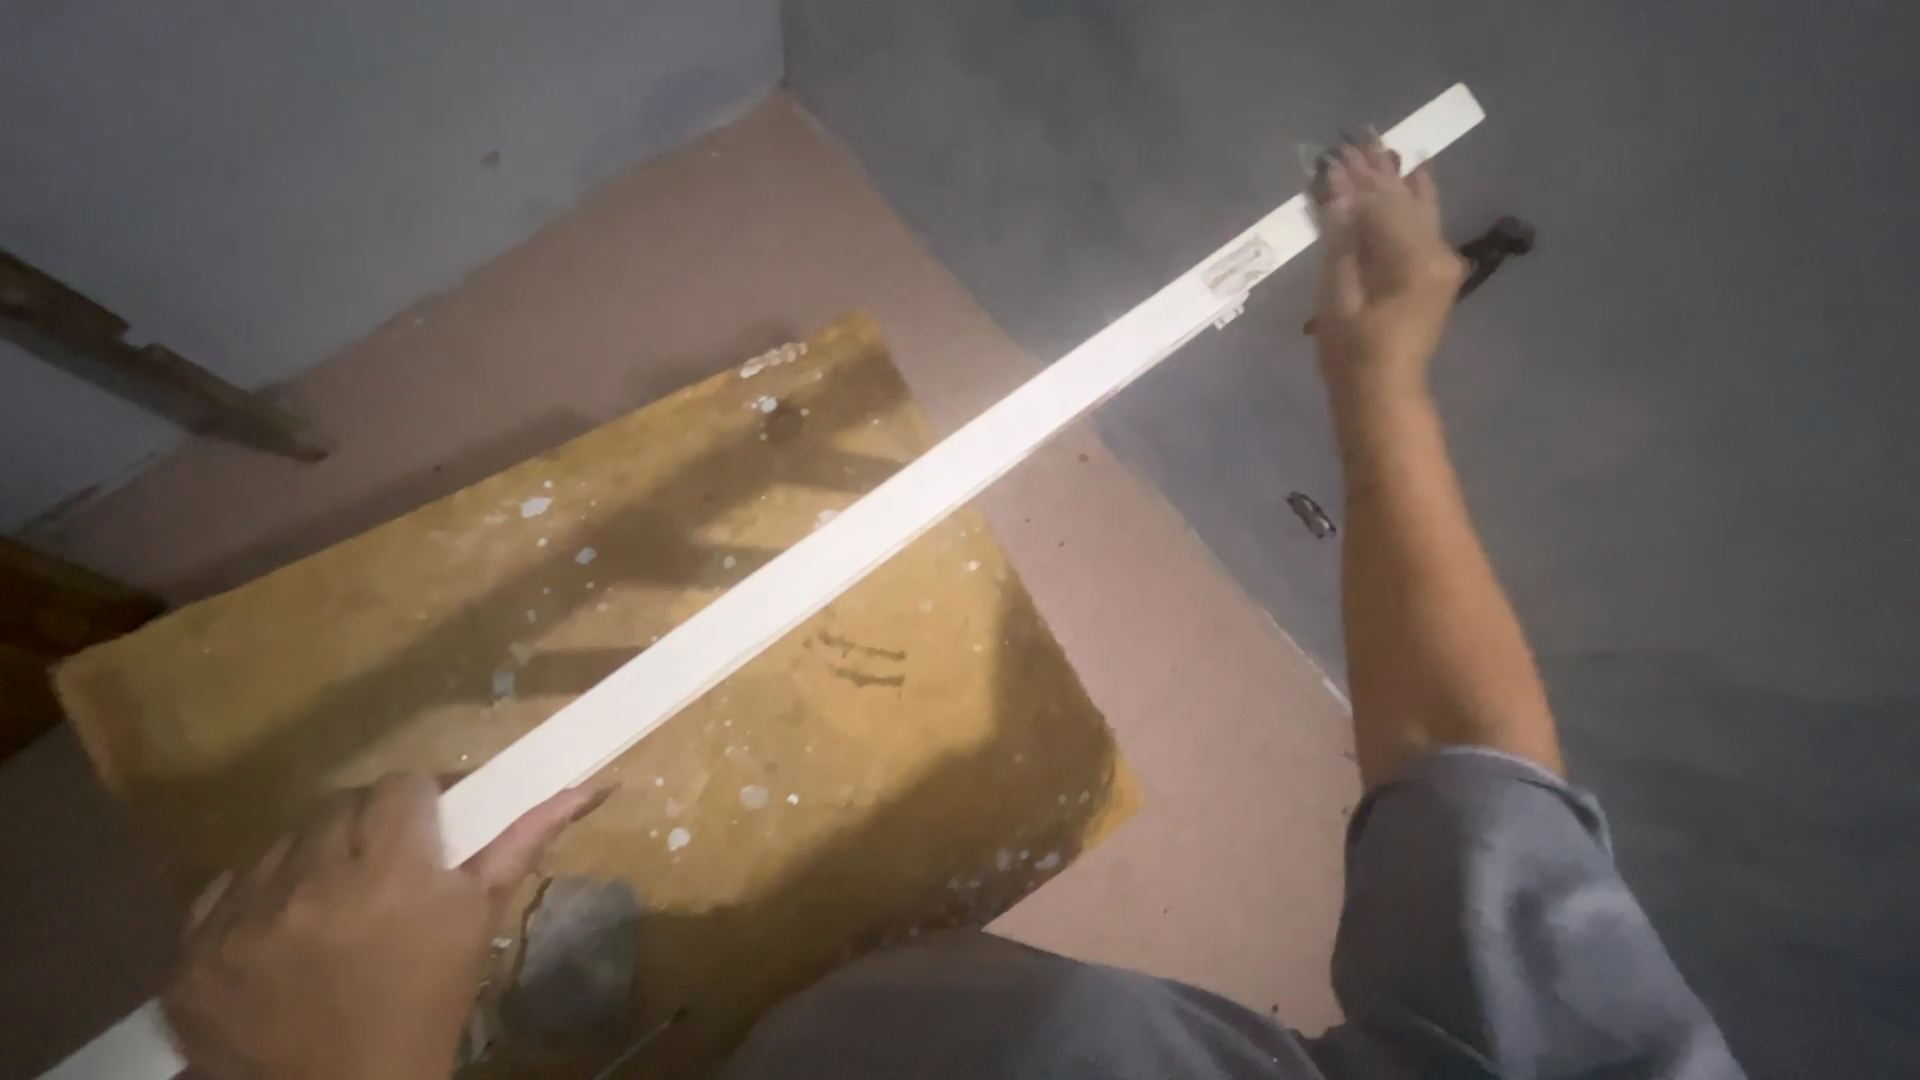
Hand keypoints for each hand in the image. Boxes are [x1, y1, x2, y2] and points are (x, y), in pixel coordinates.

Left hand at [163, 773, 607, 1079]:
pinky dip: (259, 892)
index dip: (418, 800)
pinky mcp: (189, 956)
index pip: (400, 786)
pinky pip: (226, 885)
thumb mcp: (480, 917)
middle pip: (340, 804)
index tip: (428, 824)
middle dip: (369, 821)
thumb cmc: (431, 999)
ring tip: (335, 892)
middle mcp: (311, 884)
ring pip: (283, 839)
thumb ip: (525, 840)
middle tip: (386, 856)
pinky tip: (284, 923)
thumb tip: (590, 787)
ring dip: (314, 853)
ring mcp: (242, 921)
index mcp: (392, 873)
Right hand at [1310, 139, 1466, 400]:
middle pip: (1402, 201)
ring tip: (1381, 147)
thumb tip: (1337, 196)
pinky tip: (1411, 177)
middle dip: (1374, 173)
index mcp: (1413, 260)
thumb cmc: (1352, 356)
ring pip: (1416, 209)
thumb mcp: (1337, 300)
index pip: (1380, 206)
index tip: (1330, 155)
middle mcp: (1437, 252)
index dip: (1352, 182)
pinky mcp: (1433, 274)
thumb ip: (1341, 244)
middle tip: (1352, 139)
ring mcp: (1440, 263)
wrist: (1383, 395)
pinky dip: (1408, 201)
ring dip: (1394, 181)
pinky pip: (1421, 226)